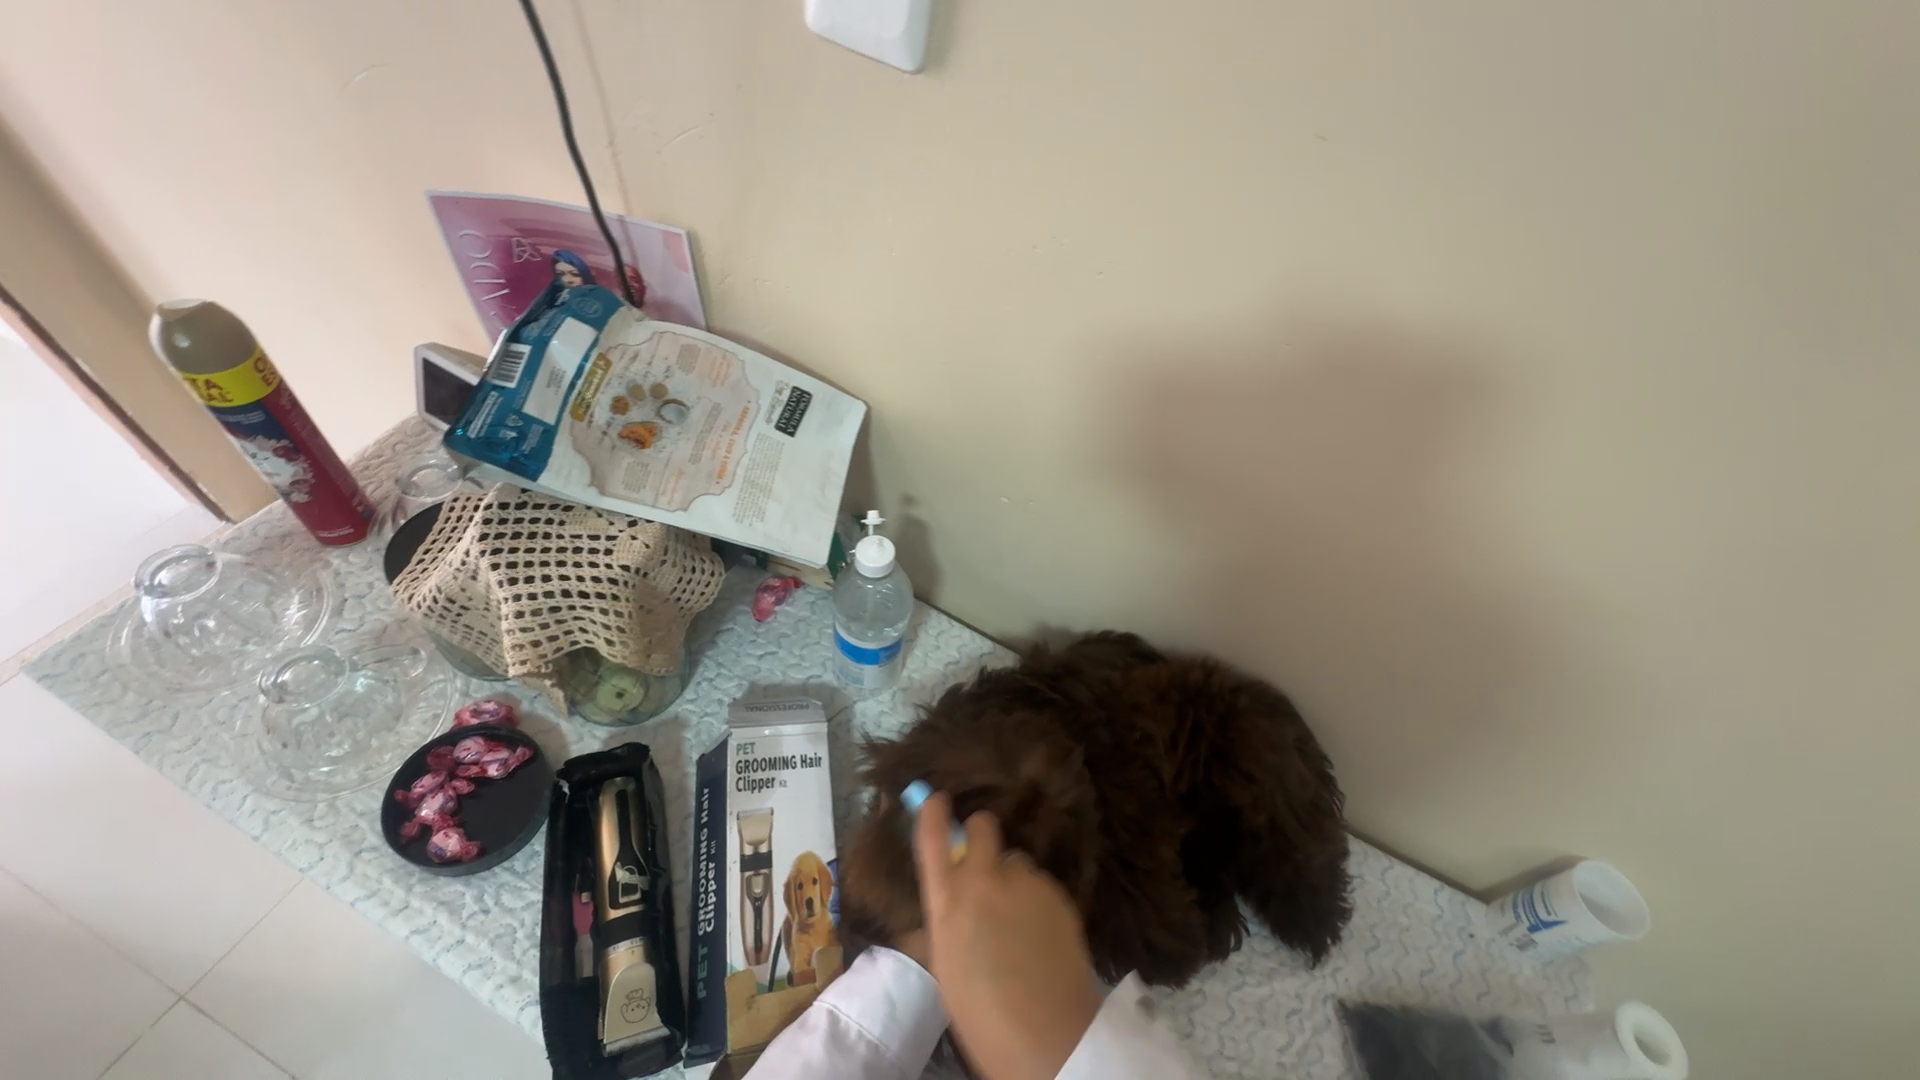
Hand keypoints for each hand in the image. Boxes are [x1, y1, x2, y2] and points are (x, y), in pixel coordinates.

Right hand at [913, 792, 1101, 1079]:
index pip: (934, 839)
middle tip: (987, 862)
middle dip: (983, 834)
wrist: (1046, 1036)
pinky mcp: (1057, 893)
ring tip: (1020, 919)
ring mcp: (1025, 883)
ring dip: (1014, 878)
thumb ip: (950, 919)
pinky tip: (1042, 933)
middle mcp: (984, 881)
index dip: (933, 812)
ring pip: (1017, 861)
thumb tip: (953, 902)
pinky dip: (1038, 900)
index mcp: (947, 902)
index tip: (936, 798)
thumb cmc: (981, 1014)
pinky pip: (1041, 884)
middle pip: (984, 827)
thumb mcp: (947, 963)